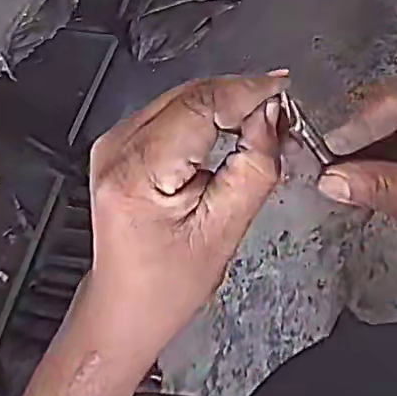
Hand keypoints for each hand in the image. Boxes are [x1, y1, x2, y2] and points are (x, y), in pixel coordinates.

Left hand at [22, 73, 287, 395]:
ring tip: (262, 118)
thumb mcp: (224, 232)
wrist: (124, 305)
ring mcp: (114, 140)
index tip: (282, 90)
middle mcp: (117, 146)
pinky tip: (230, 124)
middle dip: (239, 95)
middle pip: (190, 95)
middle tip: (280, 108)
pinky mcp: (121, 141)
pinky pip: (171, 109)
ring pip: (182, 97)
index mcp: (138, 171)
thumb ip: (253, 167)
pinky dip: (206, 112)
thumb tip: (270, 115)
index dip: (245, 91)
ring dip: (225, 102)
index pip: (200, 106)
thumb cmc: (167, 285)